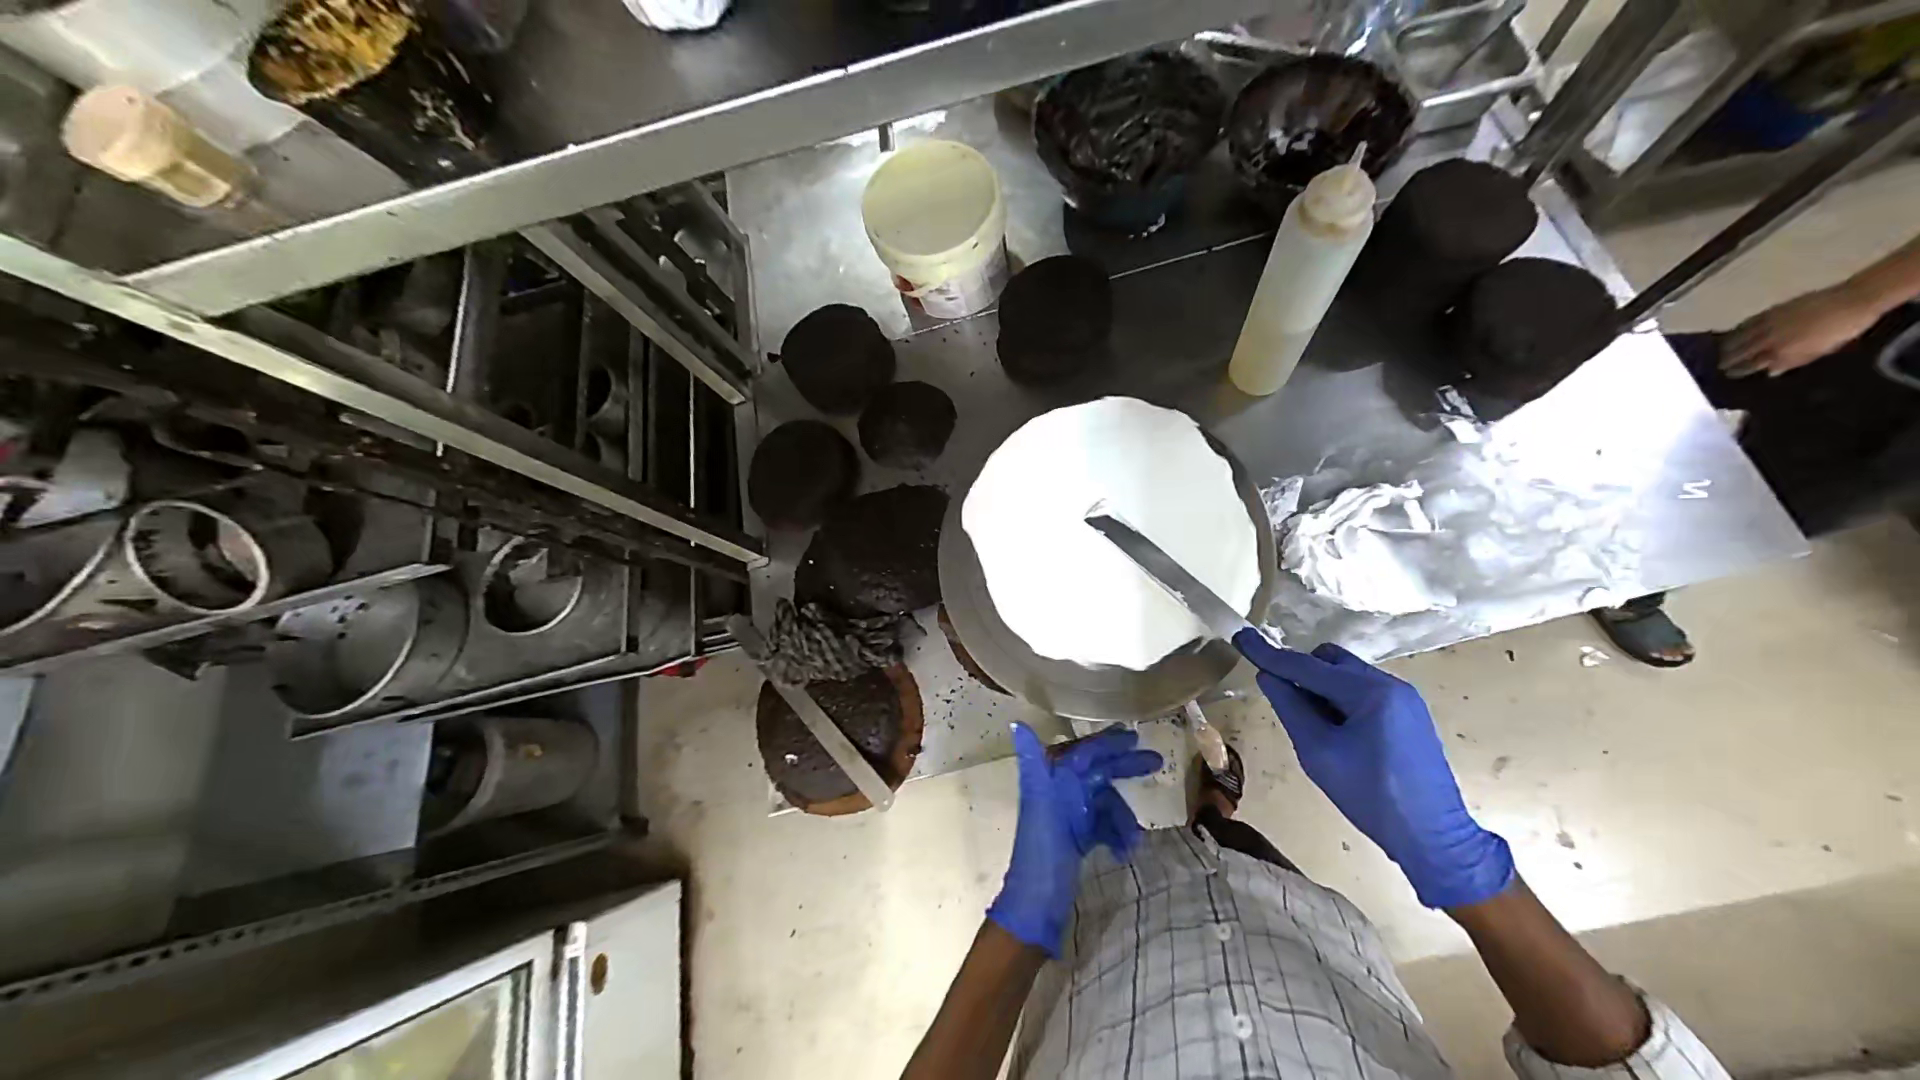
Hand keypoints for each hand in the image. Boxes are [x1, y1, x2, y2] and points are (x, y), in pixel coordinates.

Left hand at [987, 723, 1162, 955]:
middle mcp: (1060, 790)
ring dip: (1123, 818)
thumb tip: (1017, 723)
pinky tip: (1123, 851)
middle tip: (1157, 764)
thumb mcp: (1037, 798)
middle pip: (1098, 771)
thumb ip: (1031, 761)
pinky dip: (1117, 834)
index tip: (1135, 737)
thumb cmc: (1040, 845)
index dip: (1108, 742)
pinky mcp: (1079, 836)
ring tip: (1131, 841)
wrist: (1038, 898)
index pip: (1084, 750)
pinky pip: (1106, 825)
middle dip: (1125, 767)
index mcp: (1050, 777)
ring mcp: (1071, 813)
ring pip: (1107, 801)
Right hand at [1235, 630, 1513, 908]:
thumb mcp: (1317, 752)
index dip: (1269, 653)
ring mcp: (1404, 698)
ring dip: (1320, 687)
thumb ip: (1289, 707)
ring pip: (1346, 674)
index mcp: (1369, 691)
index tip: (1241, 636)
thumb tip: (1268, 676)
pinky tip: (1334, 730)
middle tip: (1281, 699)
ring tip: (1310, 724)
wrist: (1433, 838)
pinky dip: (1339, 699)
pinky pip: (1362, 691)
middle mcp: (1390, 684)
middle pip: (1329, 660)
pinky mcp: (1409, 714)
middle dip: (1300, 672)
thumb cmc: (1370, 796)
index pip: (1306, 665)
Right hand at [1721, 284, 1880, 378]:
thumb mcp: (1822, 350)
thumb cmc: (1843, 329)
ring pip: (1738, 339)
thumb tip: (1771, 372)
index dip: (1738, 371)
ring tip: (1719, 352)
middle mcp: (1768, 341)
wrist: (1854, 300)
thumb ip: (1794, 361)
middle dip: (1727, 361)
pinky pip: (1747, 324)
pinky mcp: (1770, 312)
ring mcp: (1767, 325)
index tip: (1727, 375)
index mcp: (1781, 353)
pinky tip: (1733, 332)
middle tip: (1718, 366)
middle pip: (1740, 354)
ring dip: (1727, 347)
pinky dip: (1737, 330)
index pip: (1750, 366)